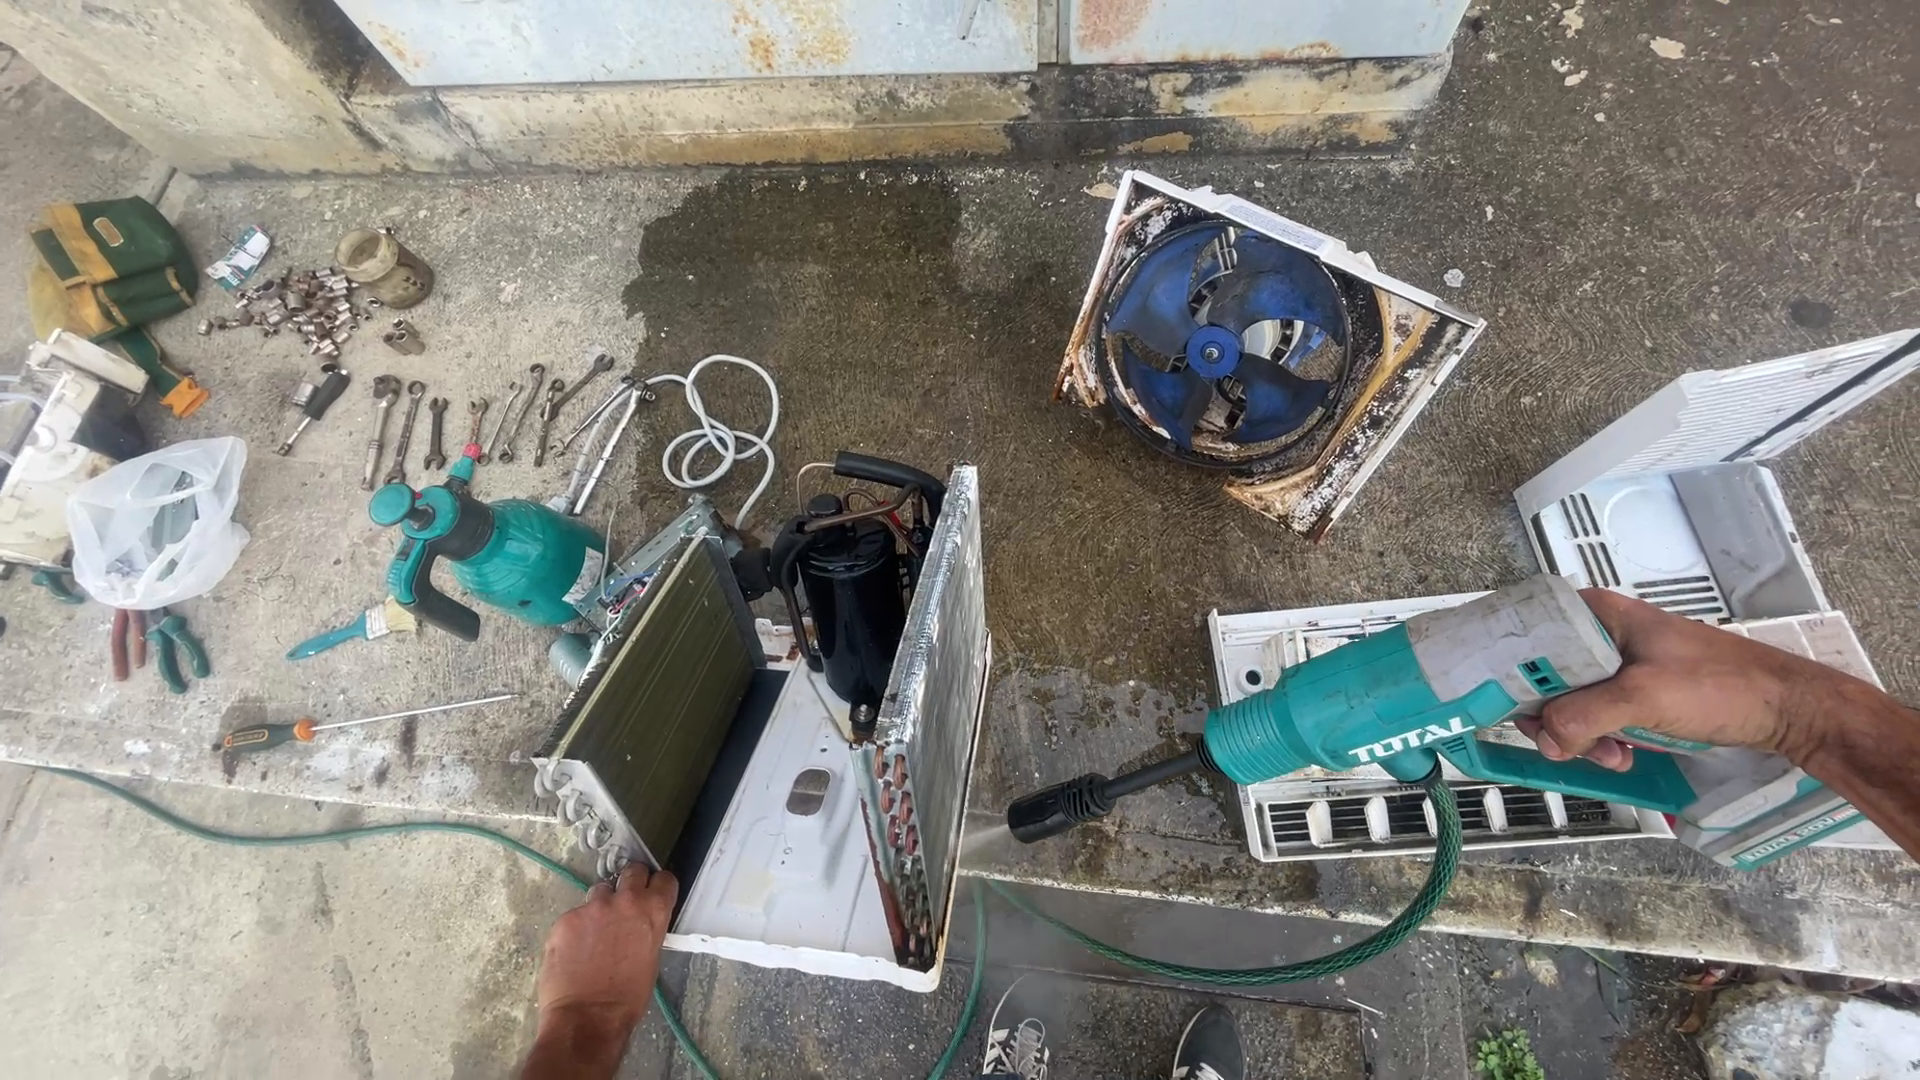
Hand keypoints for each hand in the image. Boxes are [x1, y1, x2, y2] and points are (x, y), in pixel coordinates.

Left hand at [522, 865, 677, 1079]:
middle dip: (629, 884)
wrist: (587, 1018)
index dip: (657, 887)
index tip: (651, 894)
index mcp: (654, 909)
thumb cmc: (628, 996)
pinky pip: (573, 916)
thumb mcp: (651, 955)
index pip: (664, 878)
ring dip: (599, 906)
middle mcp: (627, 899)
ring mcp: (593, 907)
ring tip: (593, 932)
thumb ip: (646, 927)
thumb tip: (637, 923)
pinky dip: (575, 928)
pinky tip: (573, 950)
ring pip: (599, 892)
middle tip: (622, 904)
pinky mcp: (566, 920)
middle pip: (632, 871)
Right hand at [1518, 588, 1843, 771]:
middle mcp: (1594, 631)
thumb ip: (1582, 718)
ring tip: (1608, 755)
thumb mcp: (1642, 698)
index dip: (1508, 671)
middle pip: (1539, 673)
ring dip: (1577, 732)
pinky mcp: (1630, 685)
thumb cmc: (1720, 687)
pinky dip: (1598, 735)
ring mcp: (1613, 660)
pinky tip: (1621, 754)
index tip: (1511, 705)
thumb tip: (1545, 744)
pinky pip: (1592, 710)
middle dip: (1550, 714)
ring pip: (1565, 698)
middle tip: (1563, 742)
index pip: (1524, 636)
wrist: (1797, 713)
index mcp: (1591, 614)